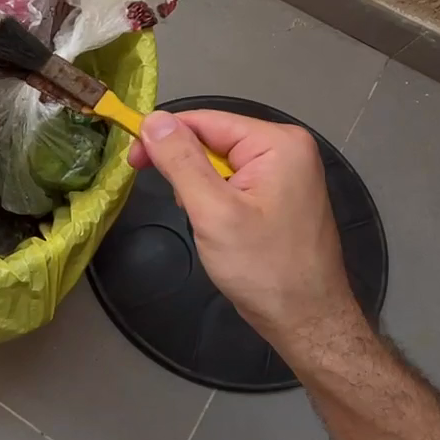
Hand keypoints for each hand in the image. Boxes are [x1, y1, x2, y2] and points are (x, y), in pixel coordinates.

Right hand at [127, 110, 362, 351]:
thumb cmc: (263, 268)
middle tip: (169, 199)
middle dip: (183, 166)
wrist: (307, 321)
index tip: (132, 161)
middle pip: (212, 138)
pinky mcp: (280, 194)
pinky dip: (214, 198)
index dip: (163, 136)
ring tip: (202, 220)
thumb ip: (180, 161)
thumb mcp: (213, 211)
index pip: (204, 120)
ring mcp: (286, 172)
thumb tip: (152, 119)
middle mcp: (286, 148)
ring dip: (198, 186)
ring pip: (219, 161)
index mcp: (277, 143)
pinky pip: (233, 181)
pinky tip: (217, 224)